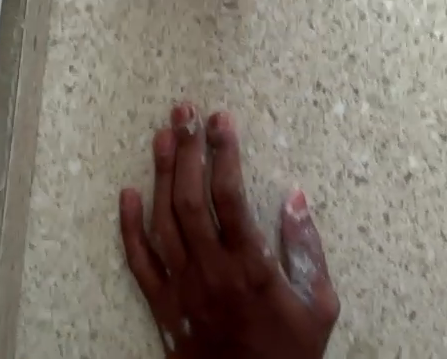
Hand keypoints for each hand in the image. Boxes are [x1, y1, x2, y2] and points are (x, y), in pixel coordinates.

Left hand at [119, 104, 339, 358]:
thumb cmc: (289, 354)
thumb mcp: (318, 306)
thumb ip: (308, 248)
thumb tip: (294, 195)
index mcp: (251, 268)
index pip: (231, 196)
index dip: (224, 153)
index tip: (221, 119)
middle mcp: (211, 272)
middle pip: (190, 200)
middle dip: (186, 150)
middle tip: (184, 112)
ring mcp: (182, 289)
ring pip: (163, 222)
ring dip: (160, 175)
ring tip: (162, 136)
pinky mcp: (162, 308)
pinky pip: (139, 262)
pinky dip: (129, 227)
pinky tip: (128, 193)